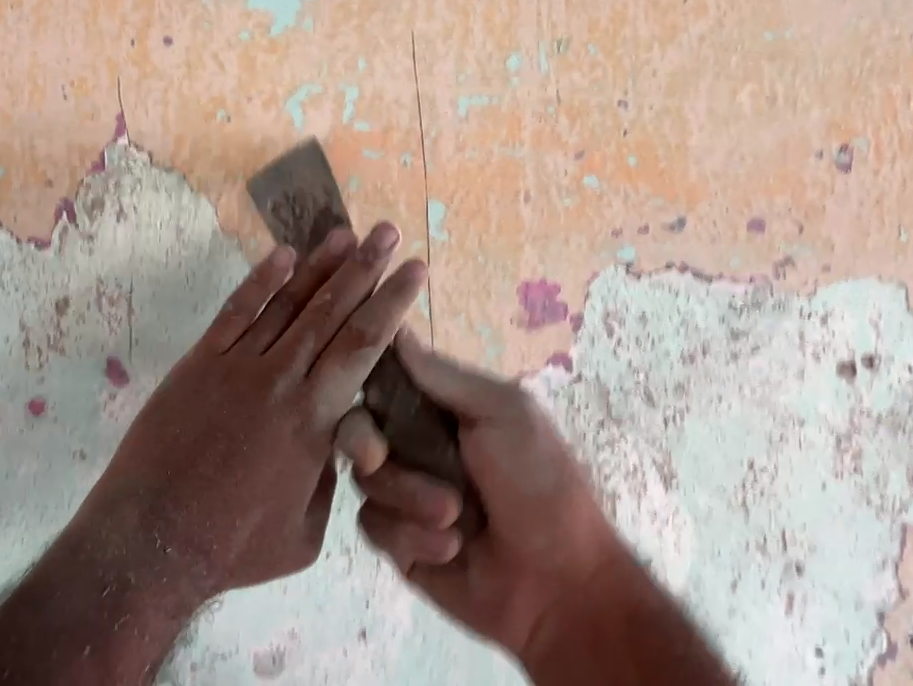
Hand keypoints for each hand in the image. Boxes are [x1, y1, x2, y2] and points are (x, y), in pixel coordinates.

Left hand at [71, 222, 426, 598]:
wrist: (151, 539)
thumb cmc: (232, 546)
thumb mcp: (306, 532)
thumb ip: (327, 479)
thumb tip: (333, 443)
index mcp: (315, 420)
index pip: (363, 346)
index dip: (391, 303)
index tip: (413, 269)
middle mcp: (282, 380)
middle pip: (331, 312)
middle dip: (364, 269)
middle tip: (388, 232)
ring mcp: (237, 365)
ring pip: (287, 305)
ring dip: (320, 266)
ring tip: (346, 234)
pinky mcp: (200, 363)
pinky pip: (236, 312)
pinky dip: (261, 281)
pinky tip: (283, 255)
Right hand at [334, 332, 623, 658]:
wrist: (560, 583)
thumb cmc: (540, 483)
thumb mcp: (504, 412)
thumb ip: (444, 375)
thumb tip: (395, 328)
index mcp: (439, 407)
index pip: (381, 378)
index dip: (361, 378)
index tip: (352, 383)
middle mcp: (414, 444)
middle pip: (355, 426)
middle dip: (362, 439)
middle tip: (377, 456)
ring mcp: (404, 493)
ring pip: (364, 479)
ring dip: (409, 497)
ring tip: (455, 516)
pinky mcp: (398, 542)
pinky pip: (374, 526)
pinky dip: (413, 537)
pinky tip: (453, 548)